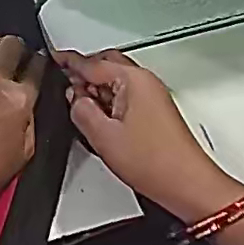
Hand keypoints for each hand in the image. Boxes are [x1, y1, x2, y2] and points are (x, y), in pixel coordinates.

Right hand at [53, 49, 242, 217]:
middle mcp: (146, 82)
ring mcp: (152, 95)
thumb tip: (74, 98)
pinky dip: (110, 101)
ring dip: (97, 89)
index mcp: (133, 80)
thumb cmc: (157, 163)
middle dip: (84, 73)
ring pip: (115, 79)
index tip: (55, 59)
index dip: (69, 61)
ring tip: (85, 111)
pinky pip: (126, 94)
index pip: (92, 63)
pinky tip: (103, 122)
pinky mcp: (155, 110)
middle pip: (106, 64)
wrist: (188, 186)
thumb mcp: (102, 136)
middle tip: (67, 88)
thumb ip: (80, 110)